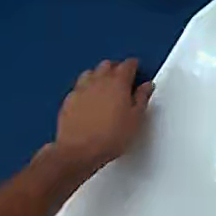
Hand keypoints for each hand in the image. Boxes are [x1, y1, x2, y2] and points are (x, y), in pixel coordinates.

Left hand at [39, 58, 154, 181]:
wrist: (79, 151)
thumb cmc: (108, 137)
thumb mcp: (135, 120)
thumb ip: (142, 99)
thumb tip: (146, 87)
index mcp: (118, 82)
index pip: (128, 65)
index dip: (134, 65)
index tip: (136, 68)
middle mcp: (98, 81)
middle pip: (108, 64)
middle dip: (116, 68)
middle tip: (122, 77)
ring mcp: (81, 89)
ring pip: (91, 72)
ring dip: (99, 75)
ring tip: (105, 85)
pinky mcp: (69, 99)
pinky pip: (79, 86)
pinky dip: (85, 88)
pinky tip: (89, 98)